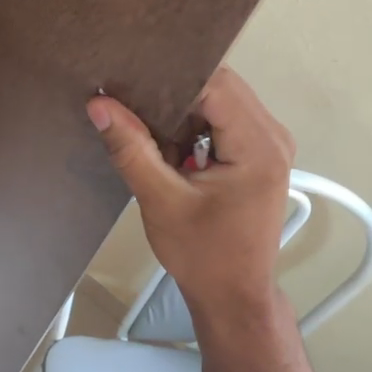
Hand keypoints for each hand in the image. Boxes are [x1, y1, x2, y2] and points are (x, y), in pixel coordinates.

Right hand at [86, 67, 296, 315]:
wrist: (232, 293)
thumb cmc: (202, 253)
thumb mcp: (159, 199)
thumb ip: (130, 148)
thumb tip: (99, 104)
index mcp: (259, 146)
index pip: (213, 84)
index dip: (169, 79)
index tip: (128, 82)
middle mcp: (272, 137)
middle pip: (217, 87)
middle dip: (170, 93)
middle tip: (127, 103)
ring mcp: (267, 144)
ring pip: (215, 101)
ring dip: (178, 111)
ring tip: (143, 129)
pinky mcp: (255, 153)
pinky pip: (218, 119)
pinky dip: (187, 126)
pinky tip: (163, 147)